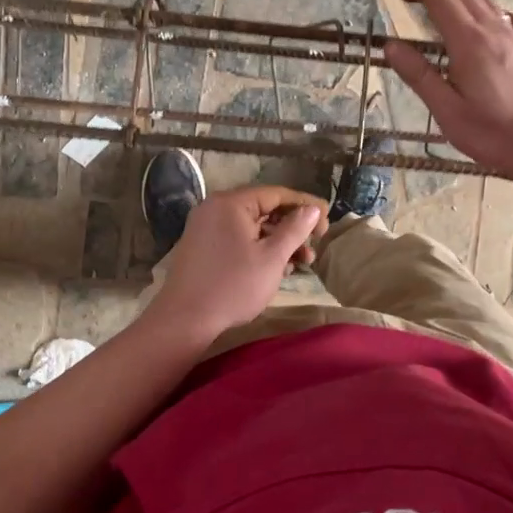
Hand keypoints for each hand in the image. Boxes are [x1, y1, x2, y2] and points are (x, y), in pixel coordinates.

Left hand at [144, 186, 328, 341]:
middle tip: (315, 246)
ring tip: (302, 263)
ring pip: (252, 227)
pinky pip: (238, 238)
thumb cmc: (233, 286)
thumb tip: (312, 208)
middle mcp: (215, 207)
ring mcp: (206, 226)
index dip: (305, 205)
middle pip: (264, 209)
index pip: (276, 194)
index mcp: (231, 203)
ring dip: (278, 242)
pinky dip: (259, 249)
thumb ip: (295, 229)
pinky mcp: (202, 246)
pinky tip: (277, 268)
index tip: (327, 220)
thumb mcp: (272, 258)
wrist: (184, 319)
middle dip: (292, 228)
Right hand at [383, 0, 512, 181]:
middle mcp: (494, 32)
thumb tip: (390, 45)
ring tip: (439, 5)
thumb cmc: (493, 134)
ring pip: (485, 3)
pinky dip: (489, 11)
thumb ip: (419, 75)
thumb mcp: (447, 111)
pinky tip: (488, 21)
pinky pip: (508, 19)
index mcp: (469, 43)